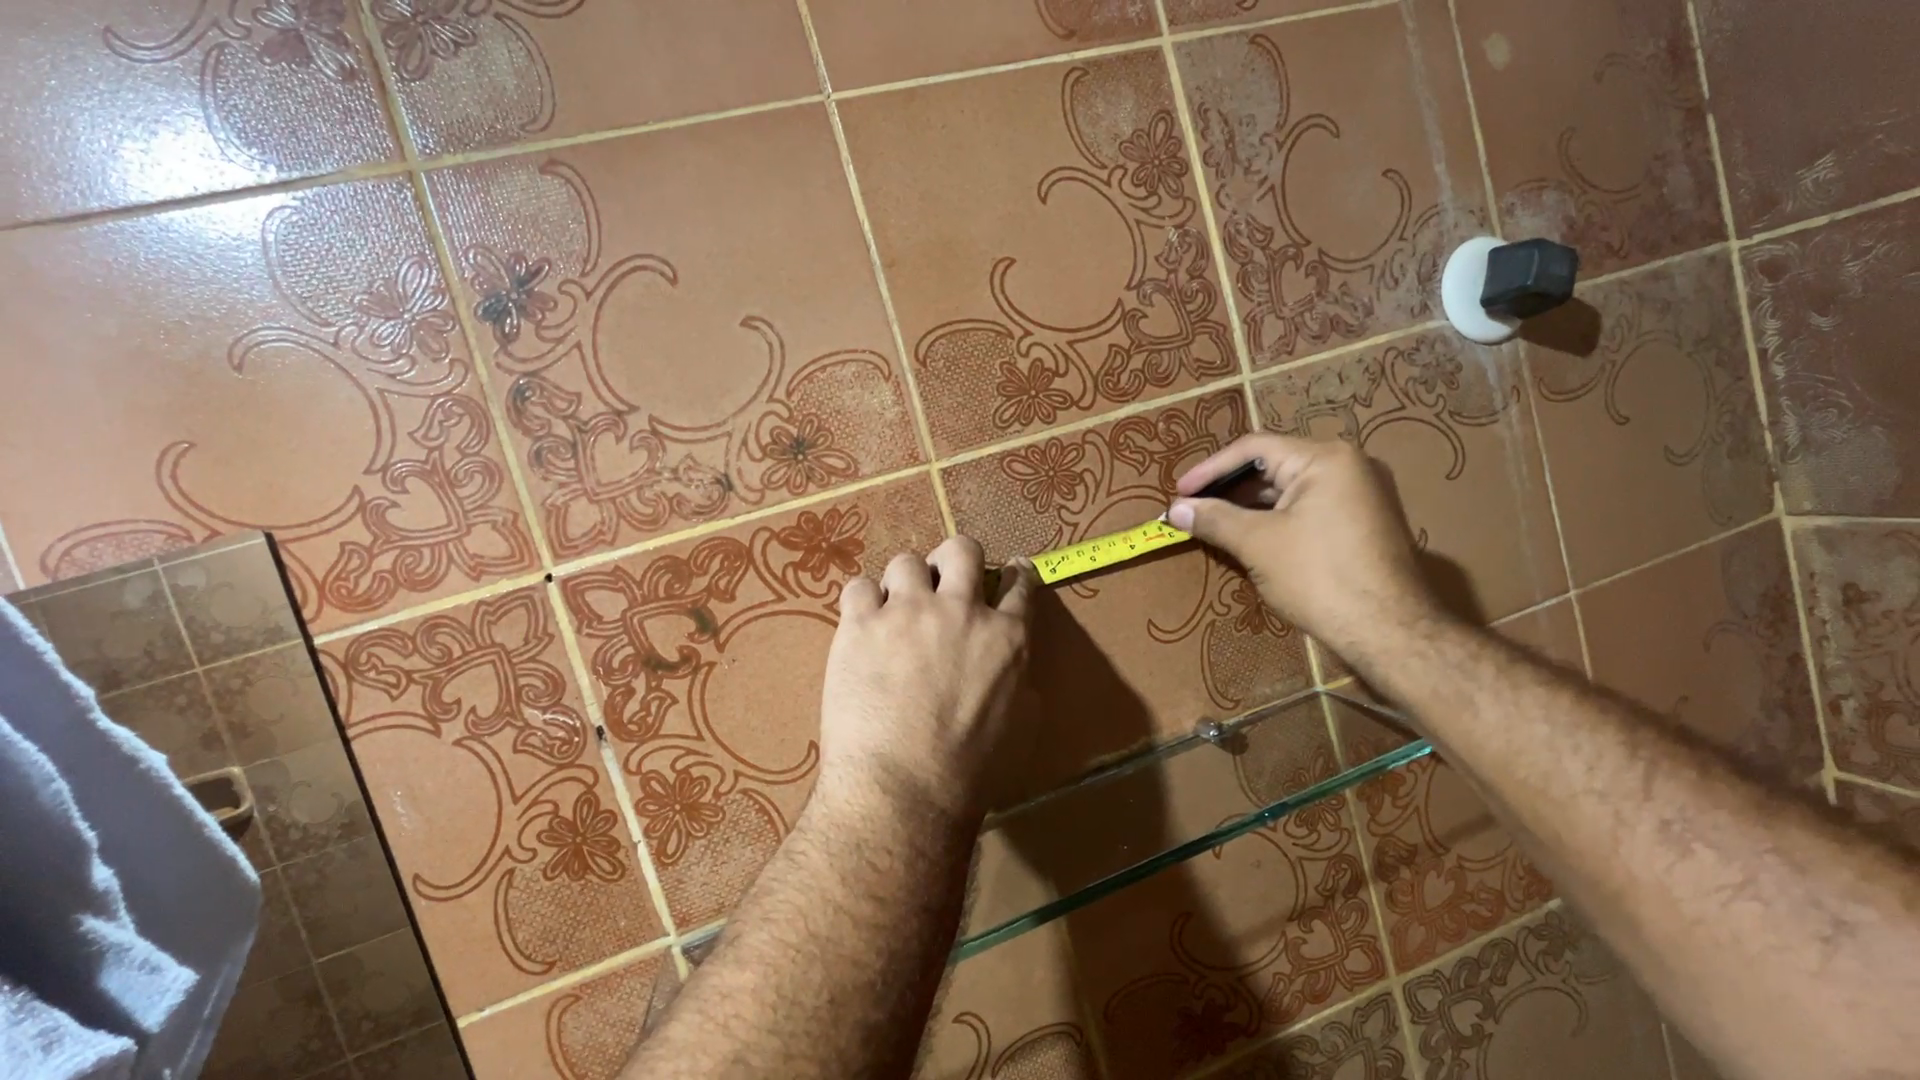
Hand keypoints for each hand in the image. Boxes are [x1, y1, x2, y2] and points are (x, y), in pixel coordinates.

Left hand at [816, 536, 1036, 823]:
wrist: (904, 789)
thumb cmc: (971, 774)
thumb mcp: (1021, 729)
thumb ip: (1019, 683)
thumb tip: (1011, 667)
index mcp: (1007, 639)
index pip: (1019, 586)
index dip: (1014, 574)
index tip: (1008, 571)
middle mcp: (961, 611)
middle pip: (962, 550)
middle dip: (953, 560)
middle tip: (942, 581)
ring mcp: (909, 612)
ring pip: (906, 562)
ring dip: (903, 583)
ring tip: (893, 611)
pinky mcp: (862, 624)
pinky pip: (858, 587)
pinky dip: (861, 603)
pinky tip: (861, 626)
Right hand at [1167, 434, 1444, 656]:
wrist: (1389, 631)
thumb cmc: (1319, 578)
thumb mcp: (1258, 545)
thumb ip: (1214, 519)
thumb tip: (1175, 509)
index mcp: (1326, 459)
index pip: (1254, 448)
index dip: (1210, 470)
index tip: (1178, 493)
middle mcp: (1348, 466)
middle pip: (1272, 466)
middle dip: (1227, 489)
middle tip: (1191, 509)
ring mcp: (1360, 495)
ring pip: (1289, 490)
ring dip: (1248, 506)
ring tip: (1211, 525)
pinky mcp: (1362, 523)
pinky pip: (1308, 509)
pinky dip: (1274, 520)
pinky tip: (1248, 539)